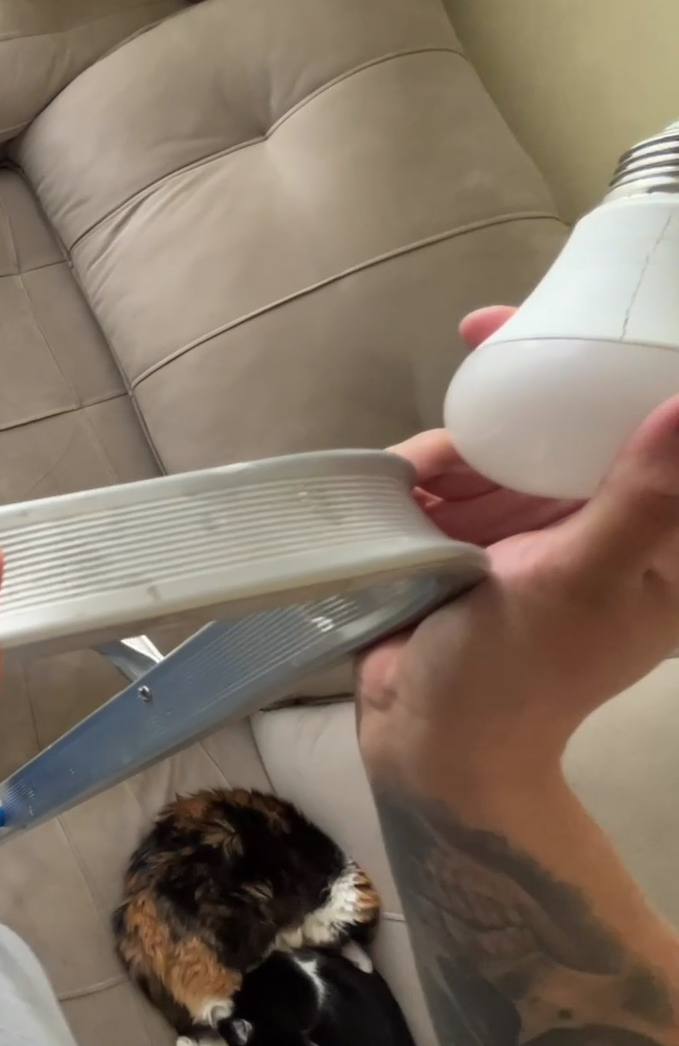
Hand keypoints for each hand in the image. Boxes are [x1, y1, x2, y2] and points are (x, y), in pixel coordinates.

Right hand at [357, 307, 678, 778]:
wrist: (424, 725)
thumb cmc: (516, 670)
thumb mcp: (581, 586)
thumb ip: (641, 500)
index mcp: (660, 532)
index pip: (657, 428)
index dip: (635, 366)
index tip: (582, 320)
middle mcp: (596, 517)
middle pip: (570, 424)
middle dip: (527, 382)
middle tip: (479, 333)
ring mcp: (521, 527)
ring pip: (494, 448)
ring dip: (452, 443)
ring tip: (411, 473)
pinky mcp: (456, 537)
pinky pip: (438, 481)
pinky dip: (414, 474)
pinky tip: (393, 488)